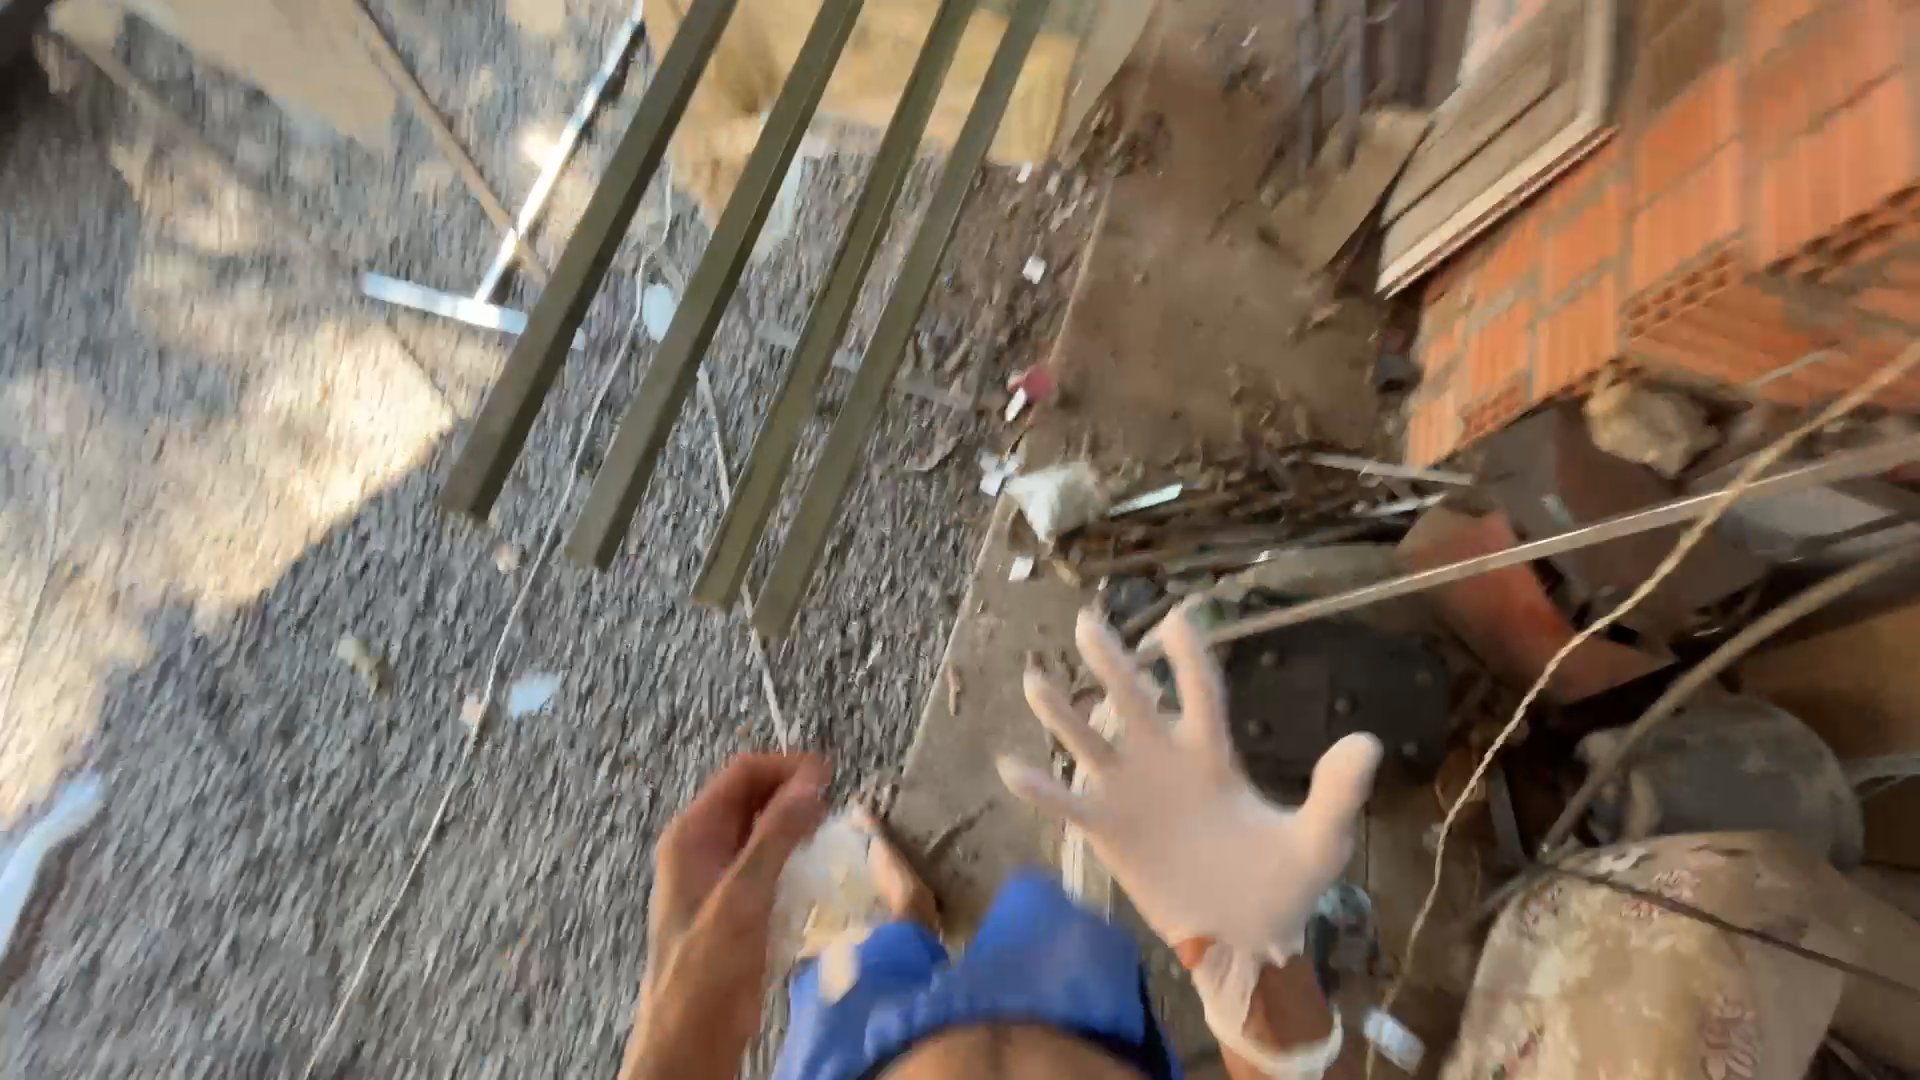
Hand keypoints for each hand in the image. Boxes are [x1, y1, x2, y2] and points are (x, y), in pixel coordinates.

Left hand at [621, 754, 830, 1079]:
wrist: (692, 1041)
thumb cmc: (707, 967)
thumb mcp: (744, 895)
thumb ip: (777, 834)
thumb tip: (813, 780)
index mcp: (692, 833)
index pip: (743, 773)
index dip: (786, 767)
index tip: (829, 776)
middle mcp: (703, 843)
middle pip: (754, 794)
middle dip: (793, 792)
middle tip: (832, 804)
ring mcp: (719, 870)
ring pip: (764, 824)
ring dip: (796, 820)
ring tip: (828, 830)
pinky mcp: (738, 896)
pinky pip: (769, 855)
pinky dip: (794, 850)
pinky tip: (816, 862)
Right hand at [998, 605, 1381, 962]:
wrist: (1243, 936)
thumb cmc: (1281, 881)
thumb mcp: (1318, 841)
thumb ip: (1335, 794)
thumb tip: (1366, 740)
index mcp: (1211, 755)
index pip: (1199, 694)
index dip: (1188, 657)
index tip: (1178, 616)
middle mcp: (1162, 761)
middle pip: (1132, 703)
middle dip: (1110, 663)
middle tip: (1086, 622)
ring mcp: (1129, 792)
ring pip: (1088, 742)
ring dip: (1061, 712)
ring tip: (1034, 678)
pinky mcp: (1106, 828)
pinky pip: (1066, 803)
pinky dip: (1040, 787)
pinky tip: (1010, 766)